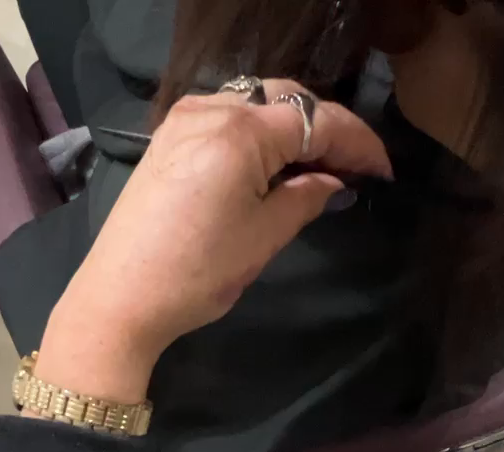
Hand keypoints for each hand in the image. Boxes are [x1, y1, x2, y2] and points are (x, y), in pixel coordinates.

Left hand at [31, 79, 392, 404]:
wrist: (119, 299)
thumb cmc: (196, 273)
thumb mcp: (262, 240)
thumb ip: (304, 200)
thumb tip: (334, 181)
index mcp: (241, 131)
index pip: (317, 120)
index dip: (358, 142)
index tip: (383, 171)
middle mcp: (212, 109)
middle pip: (287, 101)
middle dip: (325, 129)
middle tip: (352, 168)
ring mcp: (184, 120)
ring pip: (255, 106)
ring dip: (291, 130)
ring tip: (315, 169)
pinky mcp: (168, 139)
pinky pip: (227, 121)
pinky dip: (257, 136)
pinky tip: (270, 166)